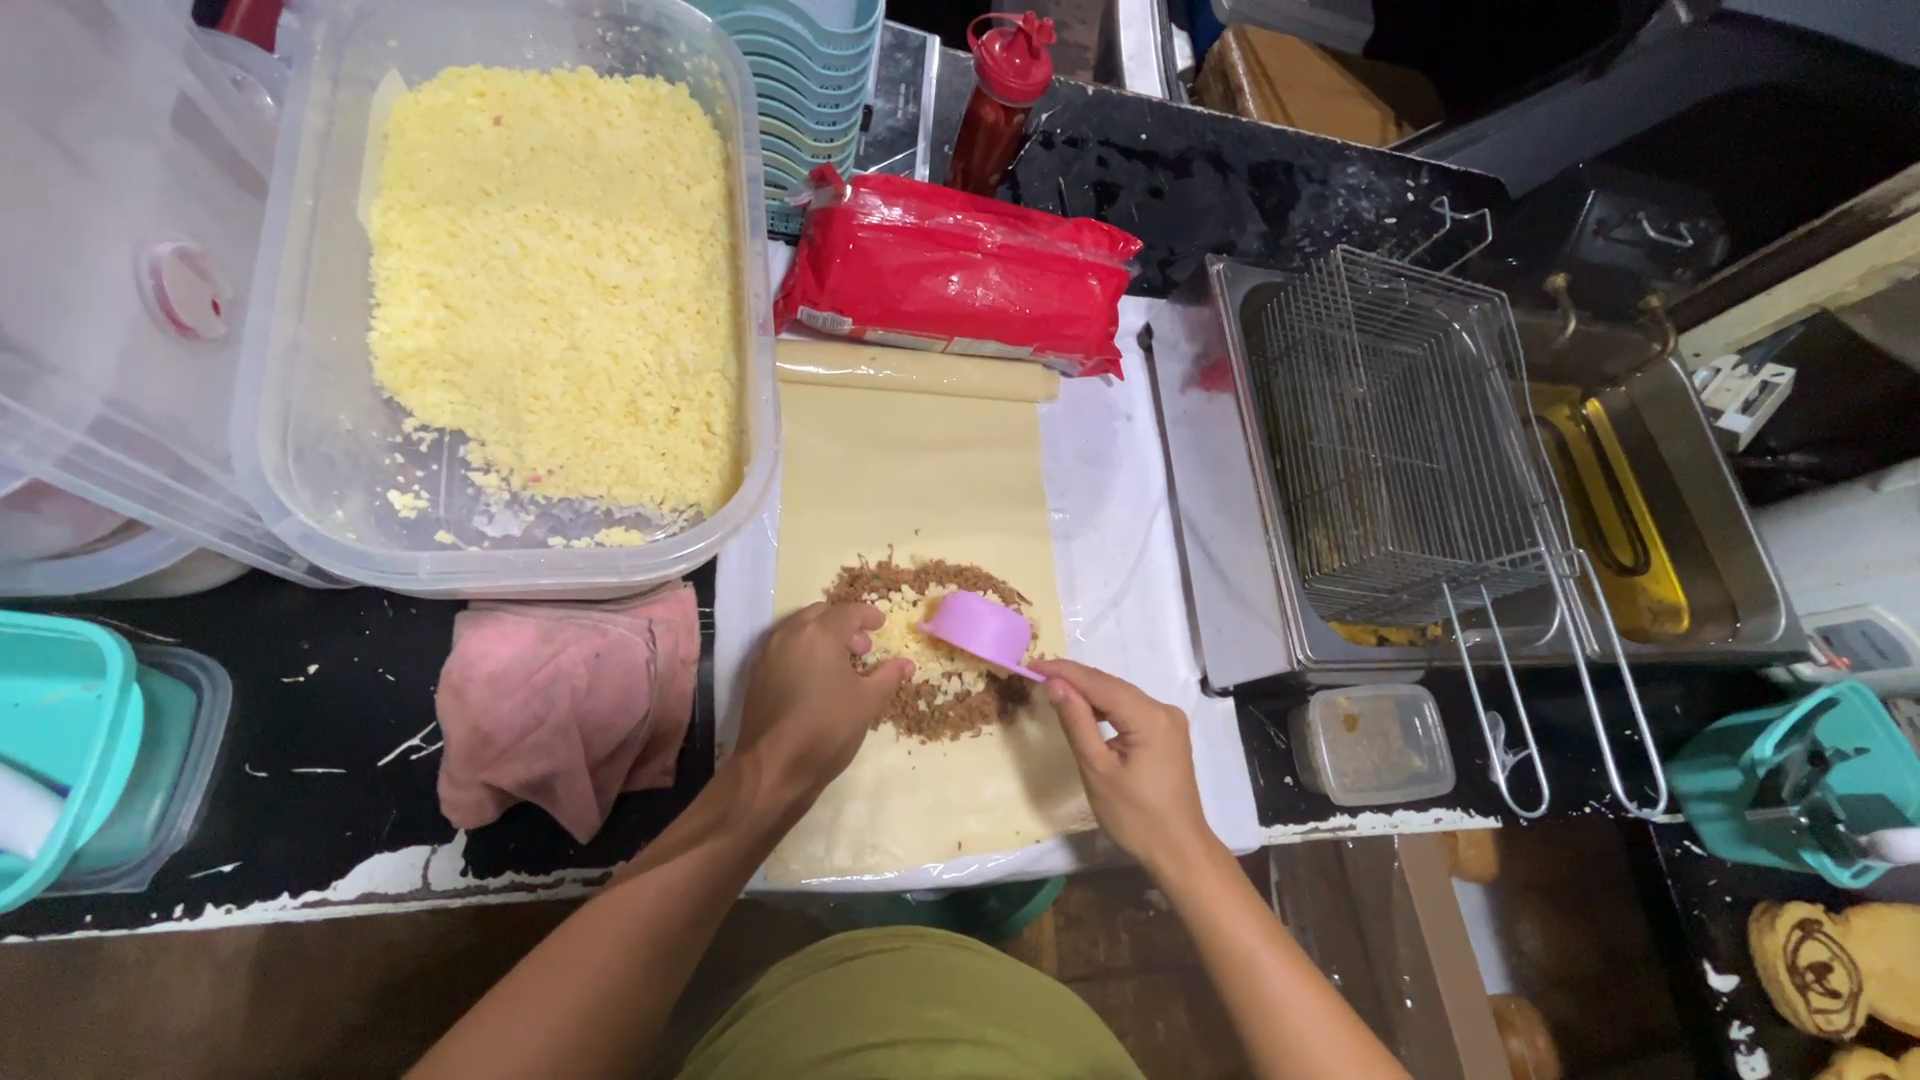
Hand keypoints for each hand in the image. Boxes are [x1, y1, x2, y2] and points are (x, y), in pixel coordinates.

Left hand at [736, 602, 913, 799]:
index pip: (848, 612)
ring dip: (821, 636)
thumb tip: (906, 663)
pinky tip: (814, 679)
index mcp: (819, 634)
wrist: (773, 766)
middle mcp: (790, 634)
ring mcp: (768, 653)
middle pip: (820, 614)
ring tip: (839, 664)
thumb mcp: (868, 702)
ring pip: (798, 629)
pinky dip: (802, 651)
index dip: (868, 615)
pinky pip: (783, 648)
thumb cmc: (827, 728)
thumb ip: (888, 675)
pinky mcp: (756, 674)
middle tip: (862, 649)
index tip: (881, 624)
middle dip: (843, 625)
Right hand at [1031, 659, 1214, 873]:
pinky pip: (1130, 710)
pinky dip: (1105, 707)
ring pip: (1120, 696)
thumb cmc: (1135, 817)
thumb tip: (1056, 684)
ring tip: (1052, 688)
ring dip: (1088, 692)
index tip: (1031, 665)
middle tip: (1036, 674)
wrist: (1179, 851)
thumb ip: (1077, 722)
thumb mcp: (1097, 769)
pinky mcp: (1166, 734)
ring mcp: (1168, 721)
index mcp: (1150, 717)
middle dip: (1074, 678)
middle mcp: (1163, 710)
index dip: (1064, 671)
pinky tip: (1084, 710)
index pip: (1099, 683)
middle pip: (1111, 686)